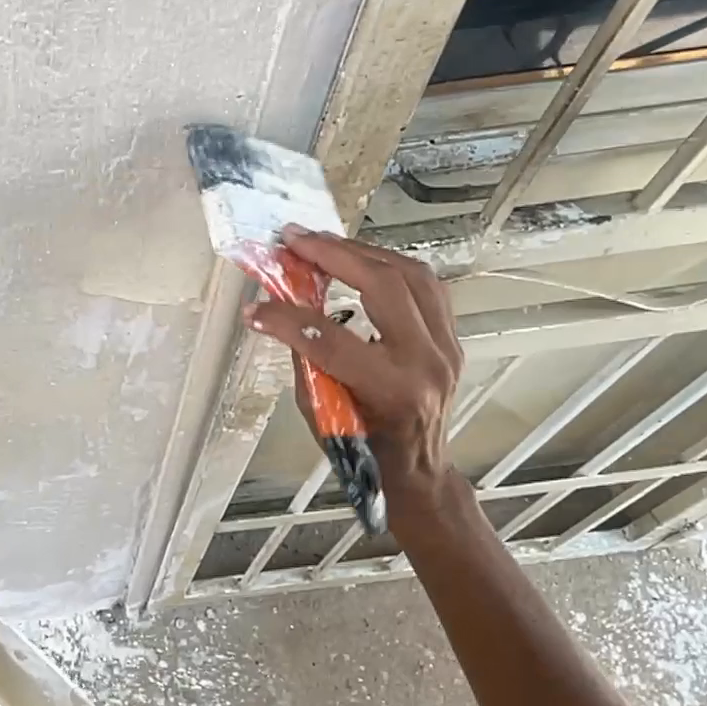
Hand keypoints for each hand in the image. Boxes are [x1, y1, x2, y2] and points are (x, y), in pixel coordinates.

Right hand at [245, 225, 463, 508]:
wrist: (416, 466)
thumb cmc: (361, 445)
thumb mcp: (321, 409)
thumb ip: (306, 354)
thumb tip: (277, 306)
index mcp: (393, 390)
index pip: (332, 340)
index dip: (287, 319)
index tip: (255, 309)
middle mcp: (427, 362)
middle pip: (384, 286)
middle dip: (333, 255)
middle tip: (293, 239)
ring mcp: (447, 345)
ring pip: (410, 274)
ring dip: (360, 251)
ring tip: (321, 242)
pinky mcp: (451, 335)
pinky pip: (424, 284)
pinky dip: (386, 263)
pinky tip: (356, 258)